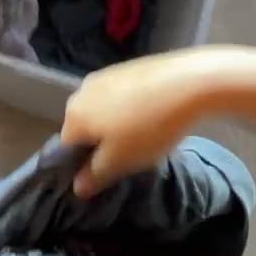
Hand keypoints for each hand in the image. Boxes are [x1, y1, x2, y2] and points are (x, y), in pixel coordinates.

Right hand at [61, 49, 214, 196]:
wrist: (187, 82)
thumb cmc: (148, 127)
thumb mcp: (121, 161)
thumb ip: (94, 176)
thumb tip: (77, 187)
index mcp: (73, 115)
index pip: (67, 148)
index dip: (84, 165)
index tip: (107, 173)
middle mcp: (81, 91)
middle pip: (84, 127)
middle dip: (100, 144)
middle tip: (128, 156)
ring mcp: (103, 76)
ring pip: (102, 111)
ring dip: (115, 126)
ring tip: (143, 135)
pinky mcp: (125, 68)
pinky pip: (118, 96)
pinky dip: (128, 108)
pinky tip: (151, 114)